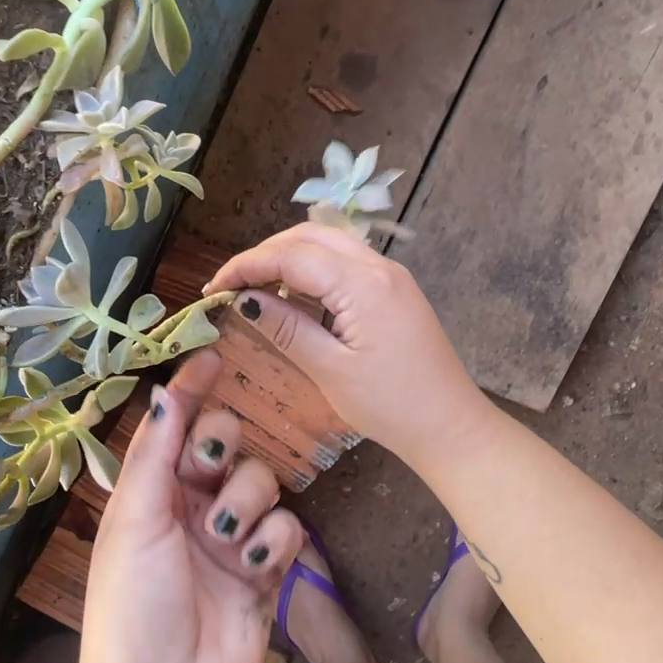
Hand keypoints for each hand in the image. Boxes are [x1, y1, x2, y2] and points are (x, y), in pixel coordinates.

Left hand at [76, 350, 303, 662]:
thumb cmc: (133, 603)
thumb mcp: (134, 521)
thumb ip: (155, 454)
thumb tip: (164, 391)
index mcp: (151, 494)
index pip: (175, 429)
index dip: (193, 394)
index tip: (212, 358)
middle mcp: (191, 508)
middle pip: (227, 446)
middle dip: (224, 448)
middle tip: (211, 463)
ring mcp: (231, 538)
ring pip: (262, 482)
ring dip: (248, 503)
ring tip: (226, 541)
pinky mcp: (266, 569)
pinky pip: (286, 527)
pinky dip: (274, 540)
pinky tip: (255, 567)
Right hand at [204, 223, 489, 467]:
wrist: (450, 426)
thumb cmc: (390, 406)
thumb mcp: (330, 370)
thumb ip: (286, 329)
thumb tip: (243, 301)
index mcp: (363, 284)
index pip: (291, 256)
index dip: (246, 266)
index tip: (213, 289)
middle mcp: (378, 267)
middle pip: (309, 236)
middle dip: (265, 254)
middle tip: (231, 286)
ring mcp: (390, 276)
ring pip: (328, 245)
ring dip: (288, 258)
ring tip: (254, 289)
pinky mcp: (394, 291)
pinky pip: (344, 264)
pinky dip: (312, 271)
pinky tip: (293, 297)